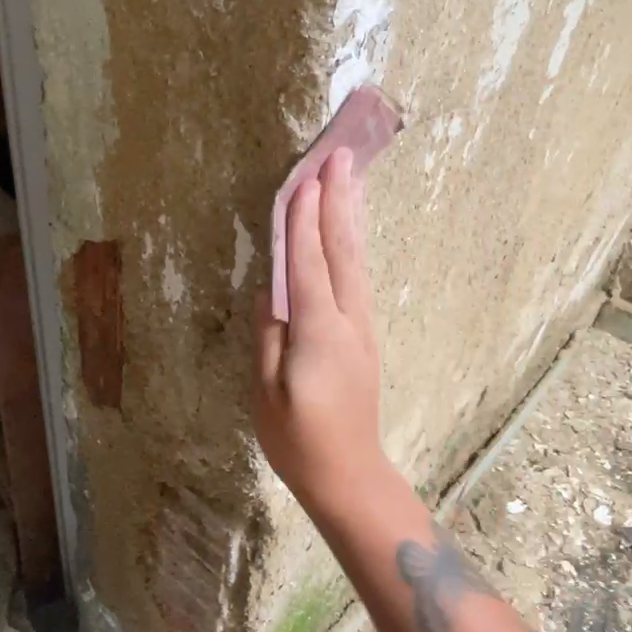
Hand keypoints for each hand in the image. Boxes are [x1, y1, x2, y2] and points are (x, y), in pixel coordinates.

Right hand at [255, 147, 391, 512]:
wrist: (349, 474)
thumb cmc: (297, 440)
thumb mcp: (266, 391)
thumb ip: (269, 335)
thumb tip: (270, 291)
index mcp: (318, 331)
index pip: (308, 264)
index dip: (303, 221)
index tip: (304, 179)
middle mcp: (347, 321)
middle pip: (342, 251)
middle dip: (338, 202)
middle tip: (341, 157)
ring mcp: (362, 329)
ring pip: (357, 262)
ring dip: (351, 218)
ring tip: (351, 179)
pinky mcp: (364, 338)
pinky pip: (358, 280)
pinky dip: (353, 248)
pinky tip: (350, 234)